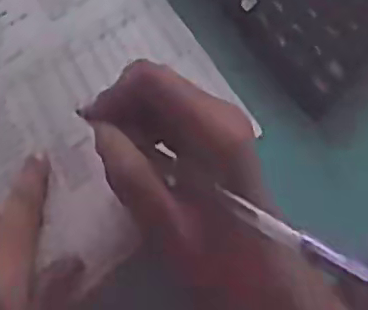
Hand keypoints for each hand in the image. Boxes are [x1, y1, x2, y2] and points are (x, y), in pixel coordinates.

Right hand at [82, 62, 336, 309]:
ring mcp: (223, 119)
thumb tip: (99, 130)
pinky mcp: (221, 131)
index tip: (93, 125)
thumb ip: (130, 175)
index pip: (149, 78)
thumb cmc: (223, 262)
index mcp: (213, 128)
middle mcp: (220, 111)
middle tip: (102, 140)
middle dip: (122, 106)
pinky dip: (149, 124)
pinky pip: (172, 110)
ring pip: (160, 93)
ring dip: (133, 116)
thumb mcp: (168, 228)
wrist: (275, 290)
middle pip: (154, 81)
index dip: (114, 95)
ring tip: (120, 152)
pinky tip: (142, 156)